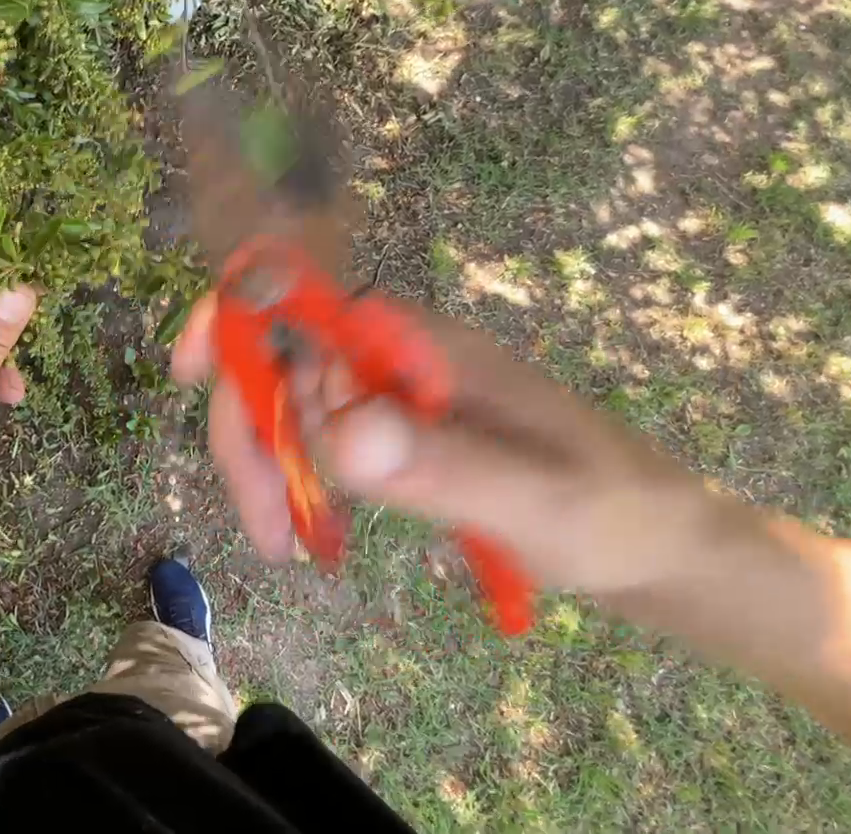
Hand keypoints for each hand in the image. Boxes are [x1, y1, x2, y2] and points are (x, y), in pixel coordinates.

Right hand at [172, 293, 716, 594]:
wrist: (664, 546)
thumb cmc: (617, 516)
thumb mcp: (542, 503)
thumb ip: (445, 465)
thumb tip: (339, 434)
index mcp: (416, 342)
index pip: (298, 303)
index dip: (230, 320)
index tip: (186, 368)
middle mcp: (386, 353)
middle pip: (272, 366)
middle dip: (249, 441)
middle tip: (269, 532)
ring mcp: (381, 389)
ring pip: (282, 408)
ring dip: (267, 470)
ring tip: (290, 545)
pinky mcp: (382, 427)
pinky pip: (308, 438)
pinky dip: (292, 480)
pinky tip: (312, 529)